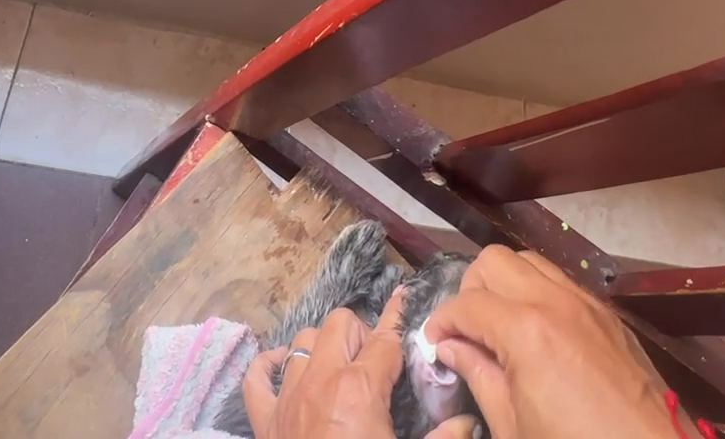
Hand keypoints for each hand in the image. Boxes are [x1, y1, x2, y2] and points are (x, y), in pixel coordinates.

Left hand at [244, 288, 476, 438]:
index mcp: (360, 388)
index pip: (385, 337)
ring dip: (323, 347)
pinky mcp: (265, 421)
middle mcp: (321, 380)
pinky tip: (284, 367)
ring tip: (339, 367)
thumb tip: (467, 421)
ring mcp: (289, 397)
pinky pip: (257, 377)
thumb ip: (443, 438)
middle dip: (360, 334)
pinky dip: (269, 365)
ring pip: (303, 340)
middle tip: (375, 363)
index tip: (404, 299)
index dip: (398, 318)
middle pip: (339, 323)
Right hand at [423, 247, 693, 438]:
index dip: (441, 322)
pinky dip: (538, 293)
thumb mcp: (514, 428)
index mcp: (526, 330)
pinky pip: (561, 281)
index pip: (465, 304)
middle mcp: (554, 301)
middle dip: (471, 290)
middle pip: (493, 261)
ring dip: (505, 284)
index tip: (434, 342)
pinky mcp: (608, 316)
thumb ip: (477, 376)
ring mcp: (585, 303)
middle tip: (468, 330)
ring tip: (500, 325)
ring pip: (527, 261)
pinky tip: (537, 332)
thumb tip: (450, 347)